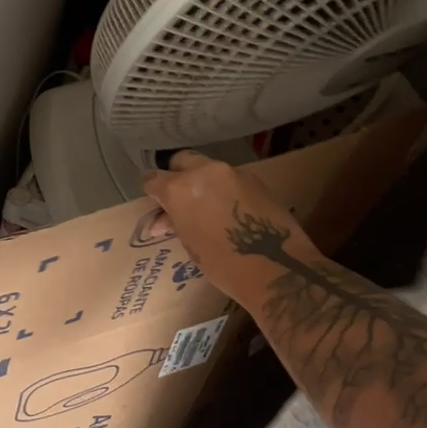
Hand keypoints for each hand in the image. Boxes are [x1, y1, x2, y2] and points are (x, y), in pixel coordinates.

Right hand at [142, 150, 322, 302]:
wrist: (276, 266)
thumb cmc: (221, 263)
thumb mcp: (189, 243)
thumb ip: (175, 223)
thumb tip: (164, 220)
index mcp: (180, 188)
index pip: (153, 179)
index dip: (151, 192)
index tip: (154, 204)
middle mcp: (205, 172)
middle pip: (182, 161)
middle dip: (176, 175)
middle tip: (177, 199)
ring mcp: (234, 173)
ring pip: (208, 169)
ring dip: (201, 183)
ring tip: (204, 208)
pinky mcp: (256, 180)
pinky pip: (230, 179)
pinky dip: (223, 189)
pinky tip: (227, 210)